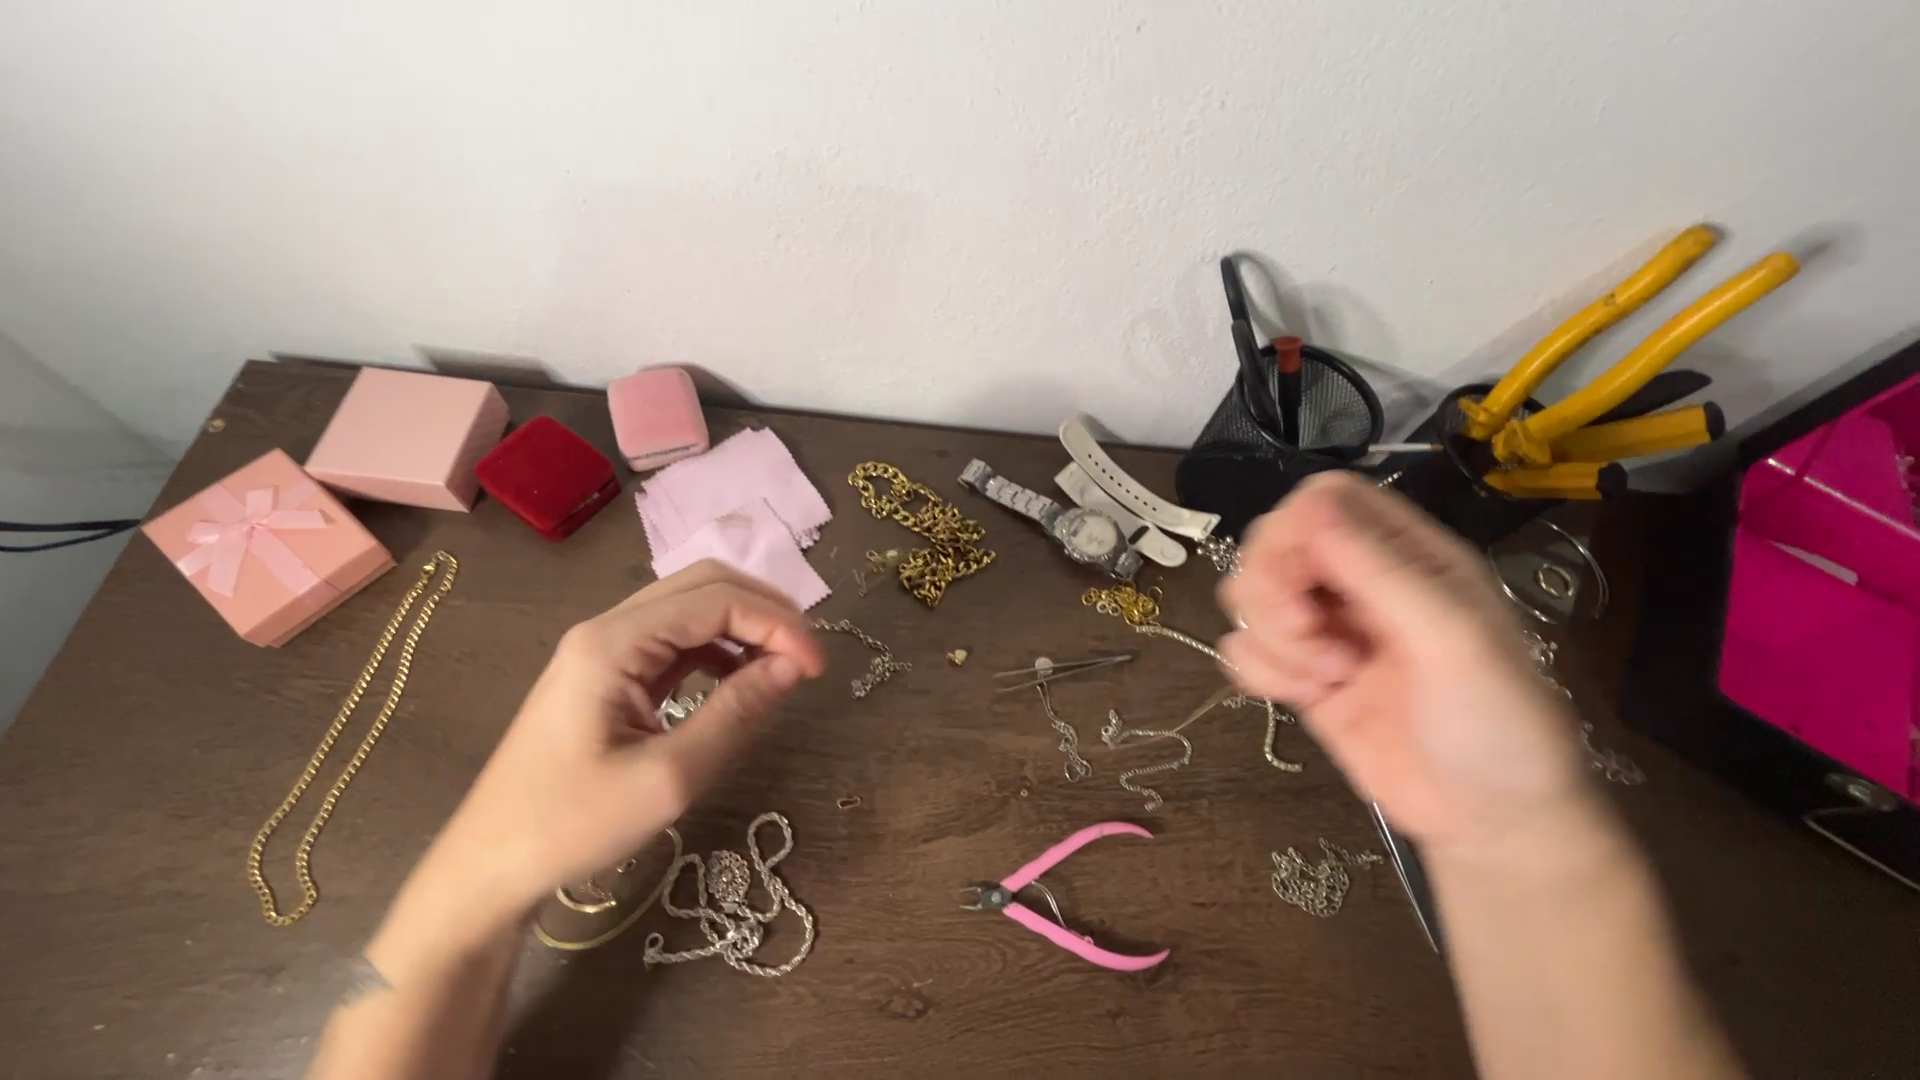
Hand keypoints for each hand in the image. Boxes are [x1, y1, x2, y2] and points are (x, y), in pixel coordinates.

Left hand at [434, 561, 824, 920]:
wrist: (488, 866)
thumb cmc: (572, 826)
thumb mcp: (670, 777)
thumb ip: (736, 713)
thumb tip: (795, 666)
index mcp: (613, 643)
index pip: (716, 600)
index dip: (777, 623)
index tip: (818, 668)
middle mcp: (607, 628)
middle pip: (704, 584)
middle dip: (765, 610)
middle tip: (806, 656)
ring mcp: (604, 647)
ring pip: (691, 606)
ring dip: (744, 625)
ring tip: (783, 667)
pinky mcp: (608, 672)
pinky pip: (675, 639)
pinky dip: (718, 648)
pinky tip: (740, 680)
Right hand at [1217, 473, 1591, 857]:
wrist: (1487, 820)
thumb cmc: (1494, 723)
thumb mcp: (1452, 640)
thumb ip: (1381, 571)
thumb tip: (1311, 506)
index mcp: (1409, 556)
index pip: (1326, 499)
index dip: (1296, 527)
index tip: (1299, 578)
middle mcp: (1359, 582)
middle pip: (1273, 542)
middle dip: (1272, 587)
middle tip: (1306, 631)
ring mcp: (1325, 629)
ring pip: (1249, 594)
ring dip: (1271, 637)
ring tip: (1324, 676)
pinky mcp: (1299, 673)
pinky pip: (1244, 648)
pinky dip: (1260, 672)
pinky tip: (1305, 698)